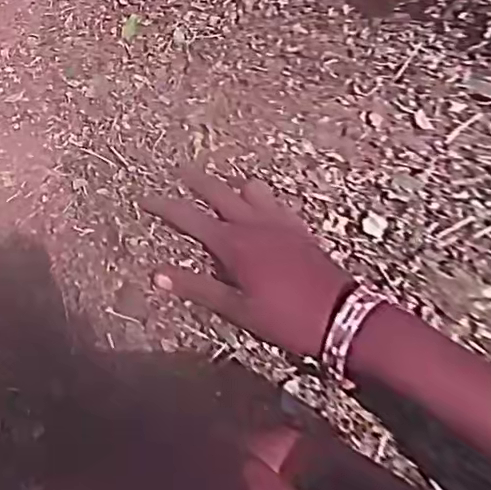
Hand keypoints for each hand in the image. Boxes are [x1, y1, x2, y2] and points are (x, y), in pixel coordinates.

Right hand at [144, 167, 354, 358]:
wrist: (345, 318)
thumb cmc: (286, 318)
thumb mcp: (237, 309)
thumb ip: (197, 287)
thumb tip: (156, 274)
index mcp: (232, 243)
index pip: (188, 217)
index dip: (163, 206)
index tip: (145, 199)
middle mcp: (251, 224)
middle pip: (216, 191)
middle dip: (194, 180)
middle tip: (179, 171)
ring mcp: (277, 222)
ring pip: (248, 188)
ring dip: (231, 184)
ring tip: (223, 186)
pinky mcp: (298, 228)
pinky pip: (274, 201)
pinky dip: (260, 197)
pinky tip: (260, 206)